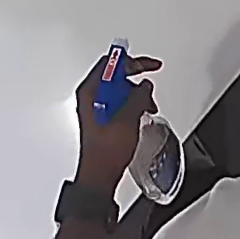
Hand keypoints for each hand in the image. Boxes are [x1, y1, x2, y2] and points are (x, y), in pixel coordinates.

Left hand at [74, 54, 160, 191]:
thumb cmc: (106, 151)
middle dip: (136, 80)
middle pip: (114, 75)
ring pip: (117, 90)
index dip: (133, 62)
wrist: (99, 176)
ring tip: (147, 107)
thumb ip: (138, 96)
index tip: (149, 64)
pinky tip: (140, 114)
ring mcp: (94, 108)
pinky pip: (117, 102)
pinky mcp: (100, 118)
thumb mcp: (128, 118)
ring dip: (135, 94)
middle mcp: (90, 97)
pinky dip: (131, 104)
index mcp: (90, 91)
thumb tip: (145, 86)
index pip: (110, 64)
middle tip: (149, 87)